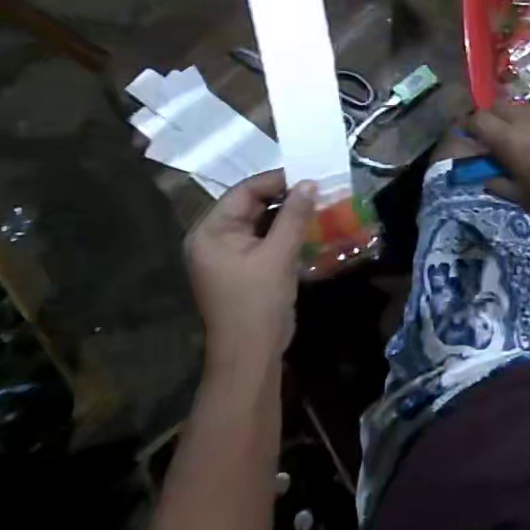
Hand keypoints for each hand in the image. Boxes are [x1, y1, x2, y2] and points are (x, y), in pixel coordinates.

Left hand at [185, 171, 316, 369]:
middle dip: (285, 196)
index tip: (309, 174)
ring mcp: (228, 255)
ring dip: (288, 214)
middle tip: (318, 187)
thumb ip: (294, 217)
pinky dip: (285, 233)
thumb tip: (310, 183)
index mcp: (210, 232)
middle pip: (251, 205)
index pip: (244, 192)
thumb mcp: (278, 256)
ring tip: (319, 203)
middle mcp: (214, 239)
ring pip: (261, 222)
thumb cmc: (257, 303)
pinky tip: (310, 227)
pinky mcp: (244, 268)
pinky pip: (265, 240)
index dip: (277, 180)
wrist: (250, 355)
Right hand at [468, 100, 529, 237]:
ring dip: (523, 123)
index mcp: (511, 139)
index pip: (477, 119)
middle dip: (496, 124)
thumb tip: (487, 175)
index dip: (472, 131)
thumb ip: (499, 183)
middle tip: (504, 148)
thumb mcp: (526, 200)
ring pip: (528, 109)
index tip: (477, 147)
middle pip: (500, 108)